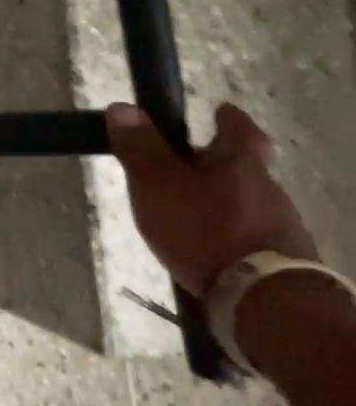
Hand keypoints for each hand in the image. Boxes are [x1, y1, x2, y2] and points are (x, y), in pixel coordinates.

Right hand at [106, 102, 317, 295]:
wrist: (265, 298)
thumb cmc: (204, 229)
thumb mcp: (157, 184)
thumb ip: (140, 148)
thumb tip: (124, 107)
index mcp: (240, 166)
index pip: (241, 132)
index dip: (229, 119)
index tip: (221, 110)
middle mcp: (268, 190)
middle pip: (243, 167)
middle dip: (216, 161)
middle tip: (183, 162)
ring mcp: (279, 224)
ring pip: (245, 198)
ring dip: (218, 196)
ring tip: (184, 204)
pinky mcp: (279, 255)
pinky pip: (247, 228)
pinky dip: (226, 224)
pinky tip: (206, 237)